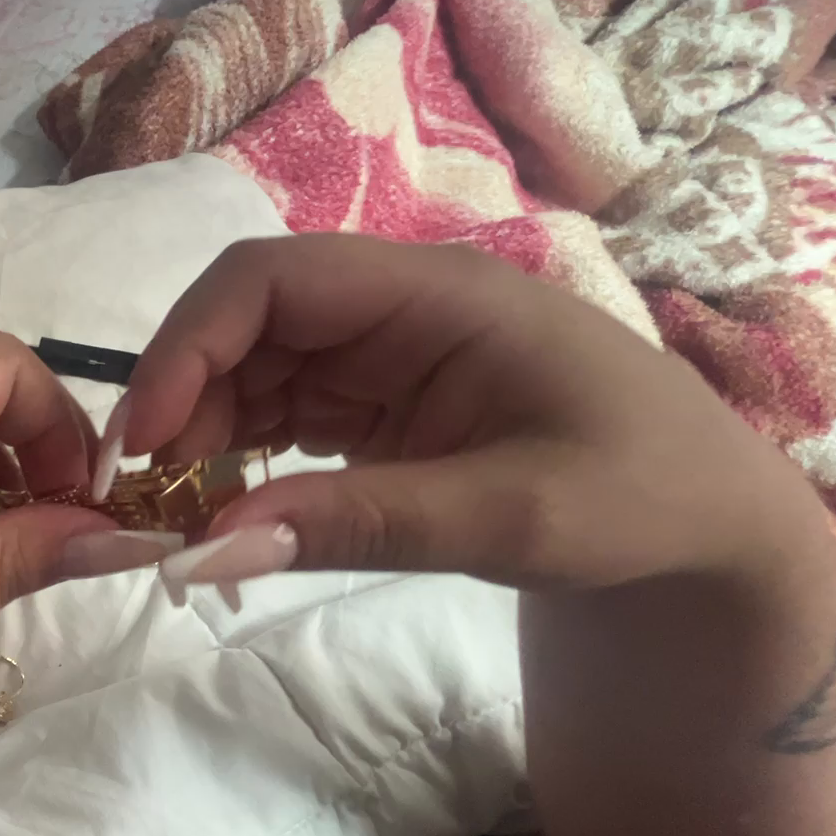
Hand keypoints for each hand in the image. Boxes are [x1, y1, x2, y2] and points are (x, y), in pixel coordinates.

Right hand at [94, 235, 835, 591]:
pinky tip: (224, 514)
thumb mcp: (511, 518)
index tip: (143, 444)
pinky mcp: (358, 404)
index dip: (185, 349)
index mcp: (433, 293)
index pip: (266, 280)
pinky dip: (228, 465)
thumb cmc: (637, 503)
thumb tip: (200, 555)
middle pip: (236, 328)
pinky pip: (264, 418)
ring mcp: (369, 357)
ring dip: (196, 444)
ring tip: (185, 521)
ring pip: (238, 377)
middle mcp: (386, 311)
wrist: (692, 534)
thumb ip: (355, 528)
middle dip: (179, 408)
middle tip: (153, 502)